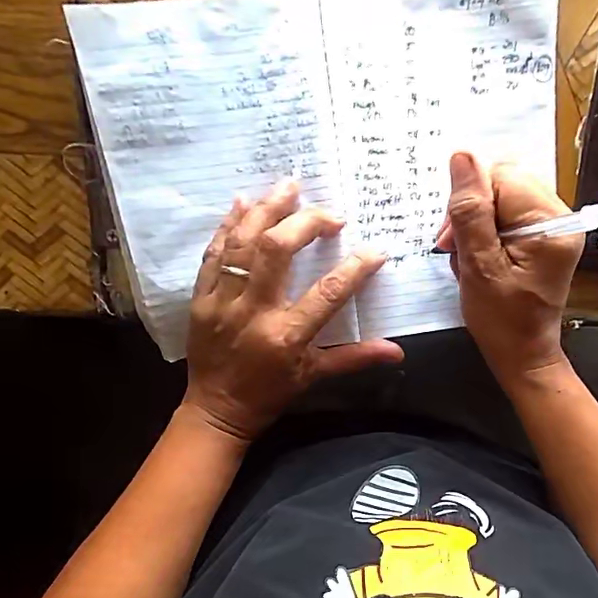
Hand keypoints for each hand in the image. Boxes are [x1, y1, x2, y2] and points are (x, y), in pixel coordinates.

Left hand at [182, 182, 403, 441]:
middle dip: (305, 222)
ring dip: (266, 210)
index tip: (374, 250)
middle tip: (328, 212)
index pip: (328, 292)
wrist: (216, 410)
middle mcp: (254, 312)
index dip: (355, 267)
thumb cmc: (269, 394)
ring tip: (288, 186)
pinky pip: (213, 254)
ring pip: (242, 244)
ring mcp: (223, 301)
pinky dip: (228, 225)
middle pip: (277, 250)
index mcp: (286, 336)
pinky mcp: (200, 298)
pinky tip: (243, 201)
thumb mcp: (313, 377)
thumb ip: (354, 358)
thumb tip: (397, 351)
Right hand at [436, 152, 581, 385]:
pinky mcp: (543, 239)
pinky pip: (508, 217)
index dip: (469, 200)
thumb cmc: (500, 322)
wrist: (522, 356)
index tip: (450, 239)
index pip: (502, 176)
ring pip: (502, 199)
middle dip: (471, 212)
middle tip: (453, 248)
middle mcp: (560, 218)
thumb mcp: (478, 266)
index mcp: (551, 224)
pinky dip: (485, 235)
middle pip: (504, 182)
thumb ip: (470, 211)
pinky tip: (477, 259)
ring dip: (475, 225)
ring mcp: (553, 228)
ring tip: (466, 260)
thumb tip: (462, 156)